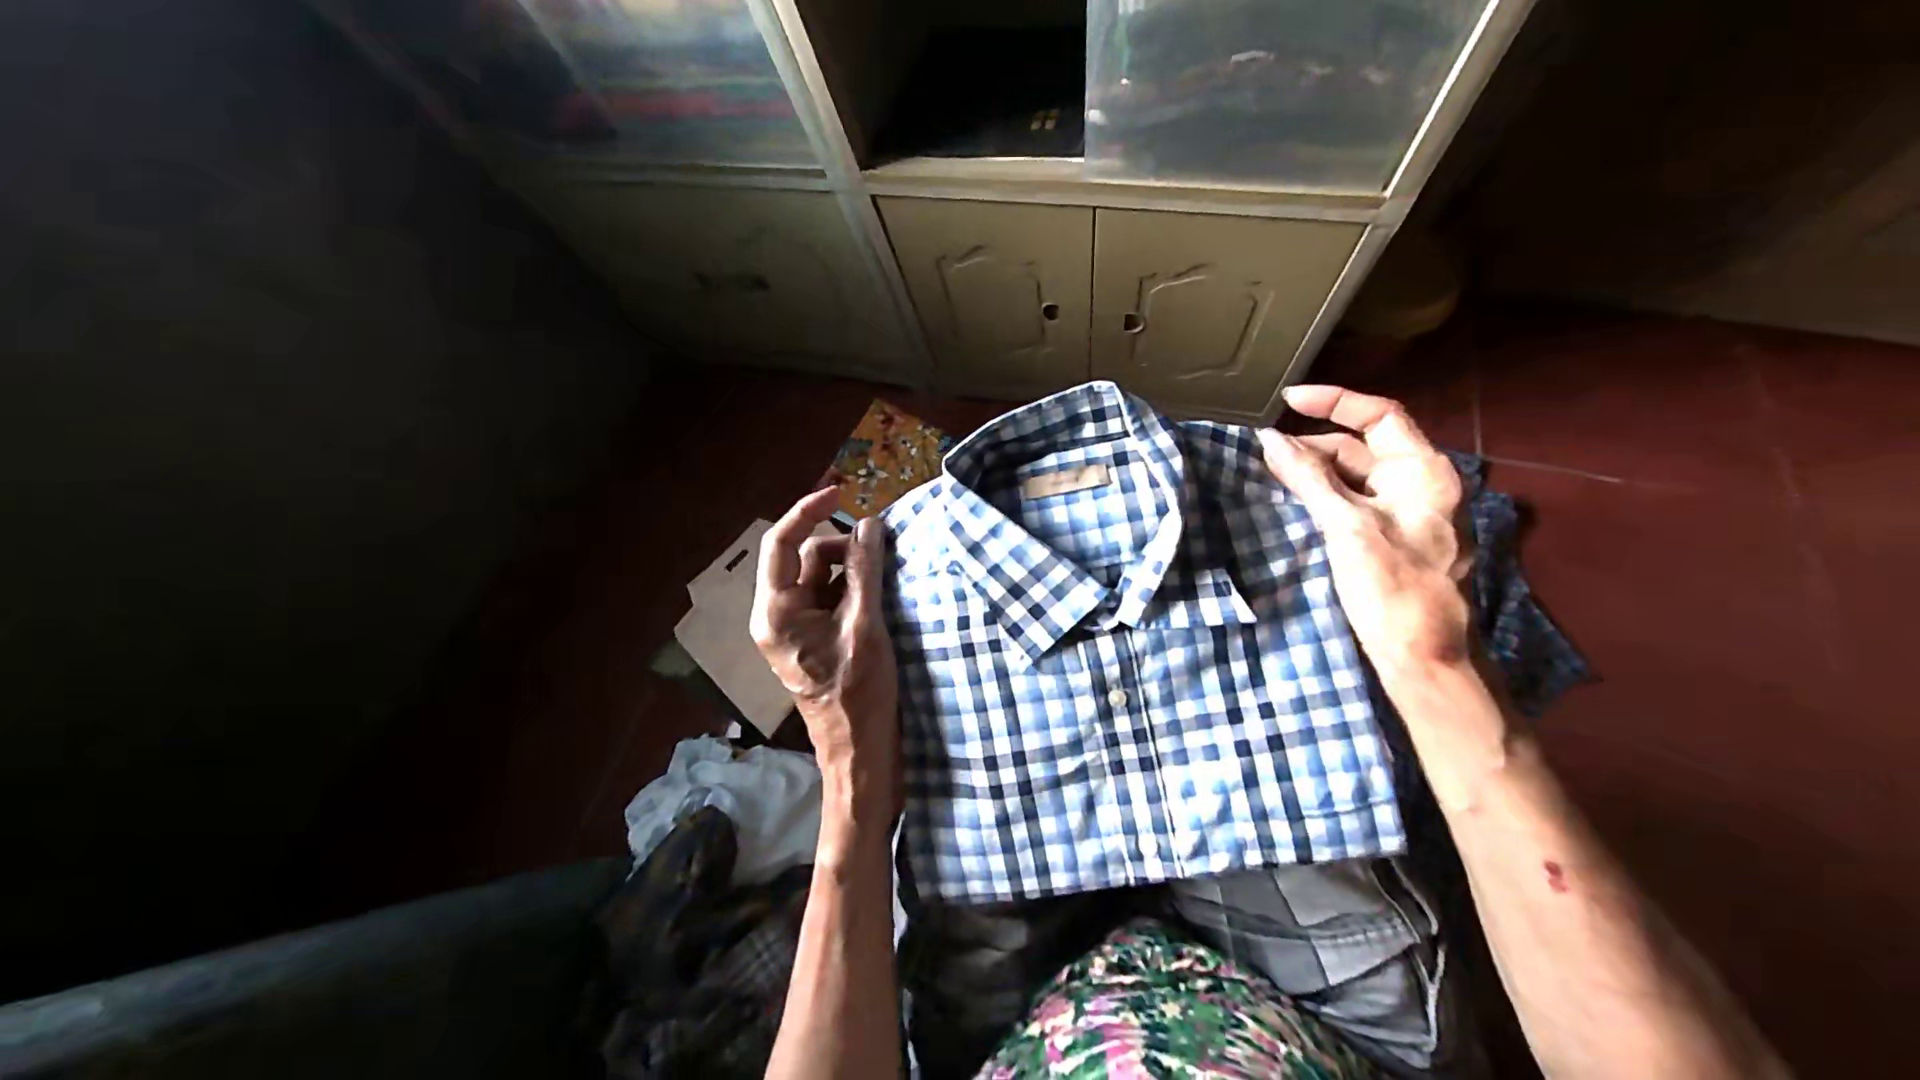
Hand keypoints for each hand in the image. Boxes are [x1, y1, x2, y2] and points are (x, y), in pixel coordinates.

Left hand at [750, 487, 900, 819]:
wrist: (861, 751)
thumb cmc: (860, 693)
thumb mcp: (866, 626)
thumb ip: (865, 571)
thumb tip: (870, 524)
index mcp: (776, 613)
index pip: (782, 543)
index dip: (809, 510)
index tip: (841, 489)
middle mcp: (776, 616)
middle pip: (805, 558)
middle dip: (842, 548)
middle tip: (882, 552)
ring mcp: (794, 628)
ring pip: (819, 577)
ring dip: (851, 569)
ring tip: (885, 579)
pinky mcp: (812, 638)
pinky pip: (828, 597)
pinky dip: (852, 588)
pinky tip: (879, 595)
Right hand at [1256, 385, 1472, 675]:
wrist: (1421, 657)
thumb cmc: (1393, 588)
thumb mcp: (1348, 527)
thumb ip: (1310, 479)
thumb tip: (1270, 440)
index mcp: (1424, 473)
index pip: (1380, 415)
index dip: (1334, 401)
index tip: (1286, 401)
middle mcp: (1418, 487)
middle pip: (1361, 447)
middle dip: (1313, 444)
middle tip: (1265, 453)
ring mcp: (1403, 516)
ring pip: (1353, 478)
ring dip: (1313, 473)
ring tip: (1269, 476)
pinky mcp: (1387, 541)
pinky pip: (1350, 504)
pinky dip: (1320, 497)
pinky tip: (1290, 504)